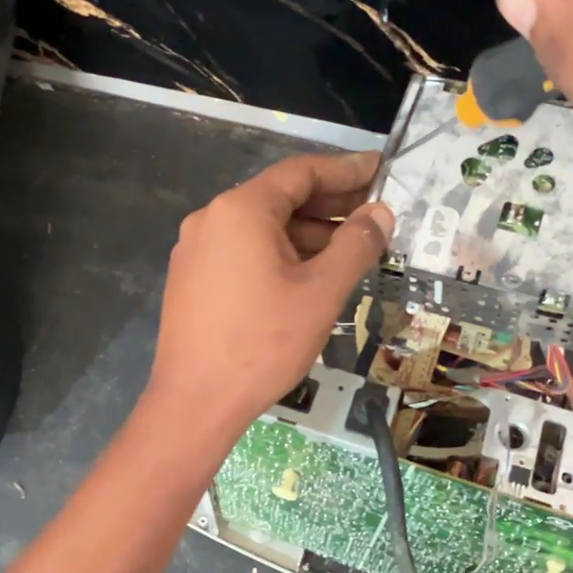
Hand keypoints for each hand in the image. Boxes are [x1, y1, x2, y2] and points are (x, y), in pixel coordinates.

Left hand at [146, 152, 393, 435]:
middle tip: (374, 213)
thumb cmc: (263, 343)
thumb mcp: (321, 293)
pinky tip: (308, 275)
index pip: (301, 172)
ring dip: (307, 233)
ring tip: (351, 248)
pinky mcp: (191, 280)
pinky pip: (243, 252)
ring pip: (261, 229)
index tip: (380, 170)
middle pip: (279, 198)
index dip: (346, 171)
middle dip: (329, 204)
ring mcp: (196, 250)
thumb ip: (355, 245)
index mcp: (241, 210)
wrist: (195, 402)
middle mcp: (212, 219)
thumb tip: (379, 213)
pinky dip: (279, 254)